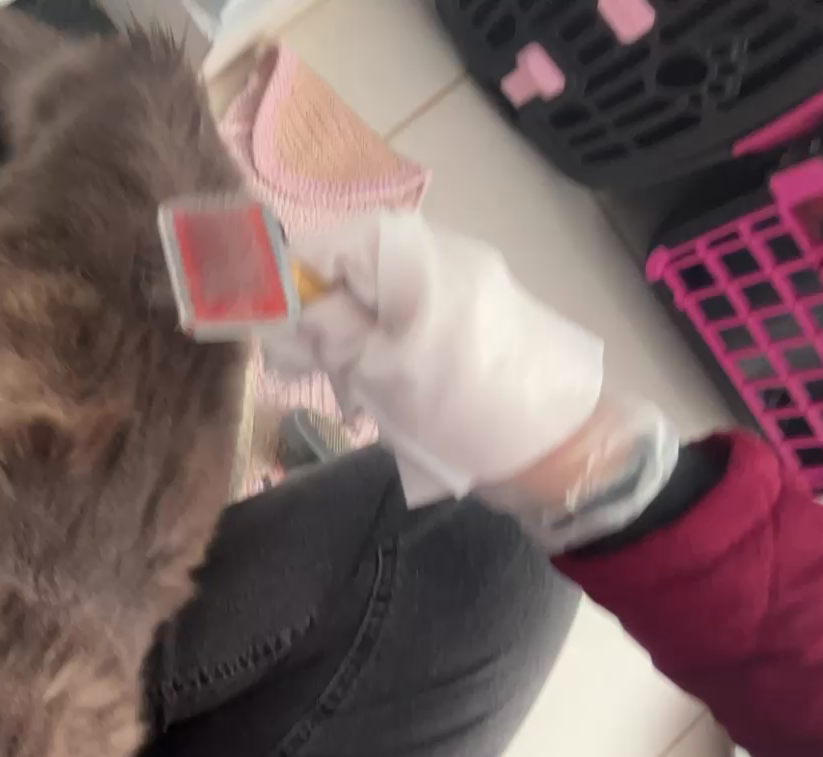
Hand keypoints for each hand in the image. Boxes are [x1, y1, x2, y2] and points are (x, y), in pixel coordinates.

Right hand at [259, 212, 604, 504]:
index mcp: (414, 258)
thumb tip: (281, 306)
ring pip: (367, 298)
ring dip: (340, 340)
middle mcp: (434, 256)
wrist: (558, 447)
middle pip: (344, 270)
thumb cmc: (461, 407)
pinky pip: (396, 317)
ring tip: (341, 389)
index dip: (285, 281)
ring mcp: (451, 284)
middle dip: (312, 317)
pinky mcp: (460, 315)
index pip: (324, 243)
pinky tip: (370, 386)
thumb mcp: (380, 370)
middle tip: (295, 369)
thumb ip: (325, 328)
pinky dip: (371, 348)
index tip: (264, 328)